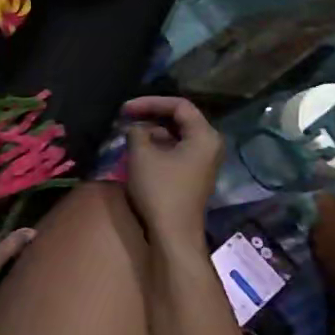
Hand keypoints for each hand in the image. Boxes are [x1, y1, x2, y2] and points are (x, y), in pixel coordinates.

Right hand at [122, 95, 223, 244]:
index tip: (125, 109)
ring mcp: (203, 162)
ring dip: (152, 132)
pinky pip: (177, 151)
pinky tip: (139, 151)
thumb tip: (134, 128)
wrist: (173, 232)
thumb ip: (137, 133)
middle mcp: (210, 145)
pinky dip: (158, 147)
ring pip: (177, 136)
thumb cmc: (159, 190)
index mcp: (204, 136)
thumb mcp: (141, 155)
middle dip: (151, 116)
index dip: (150, 103)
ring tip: (128, 134)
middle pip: (180, 120)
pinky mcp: (194, 175)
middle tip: (126, 117)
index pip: (179, 106)